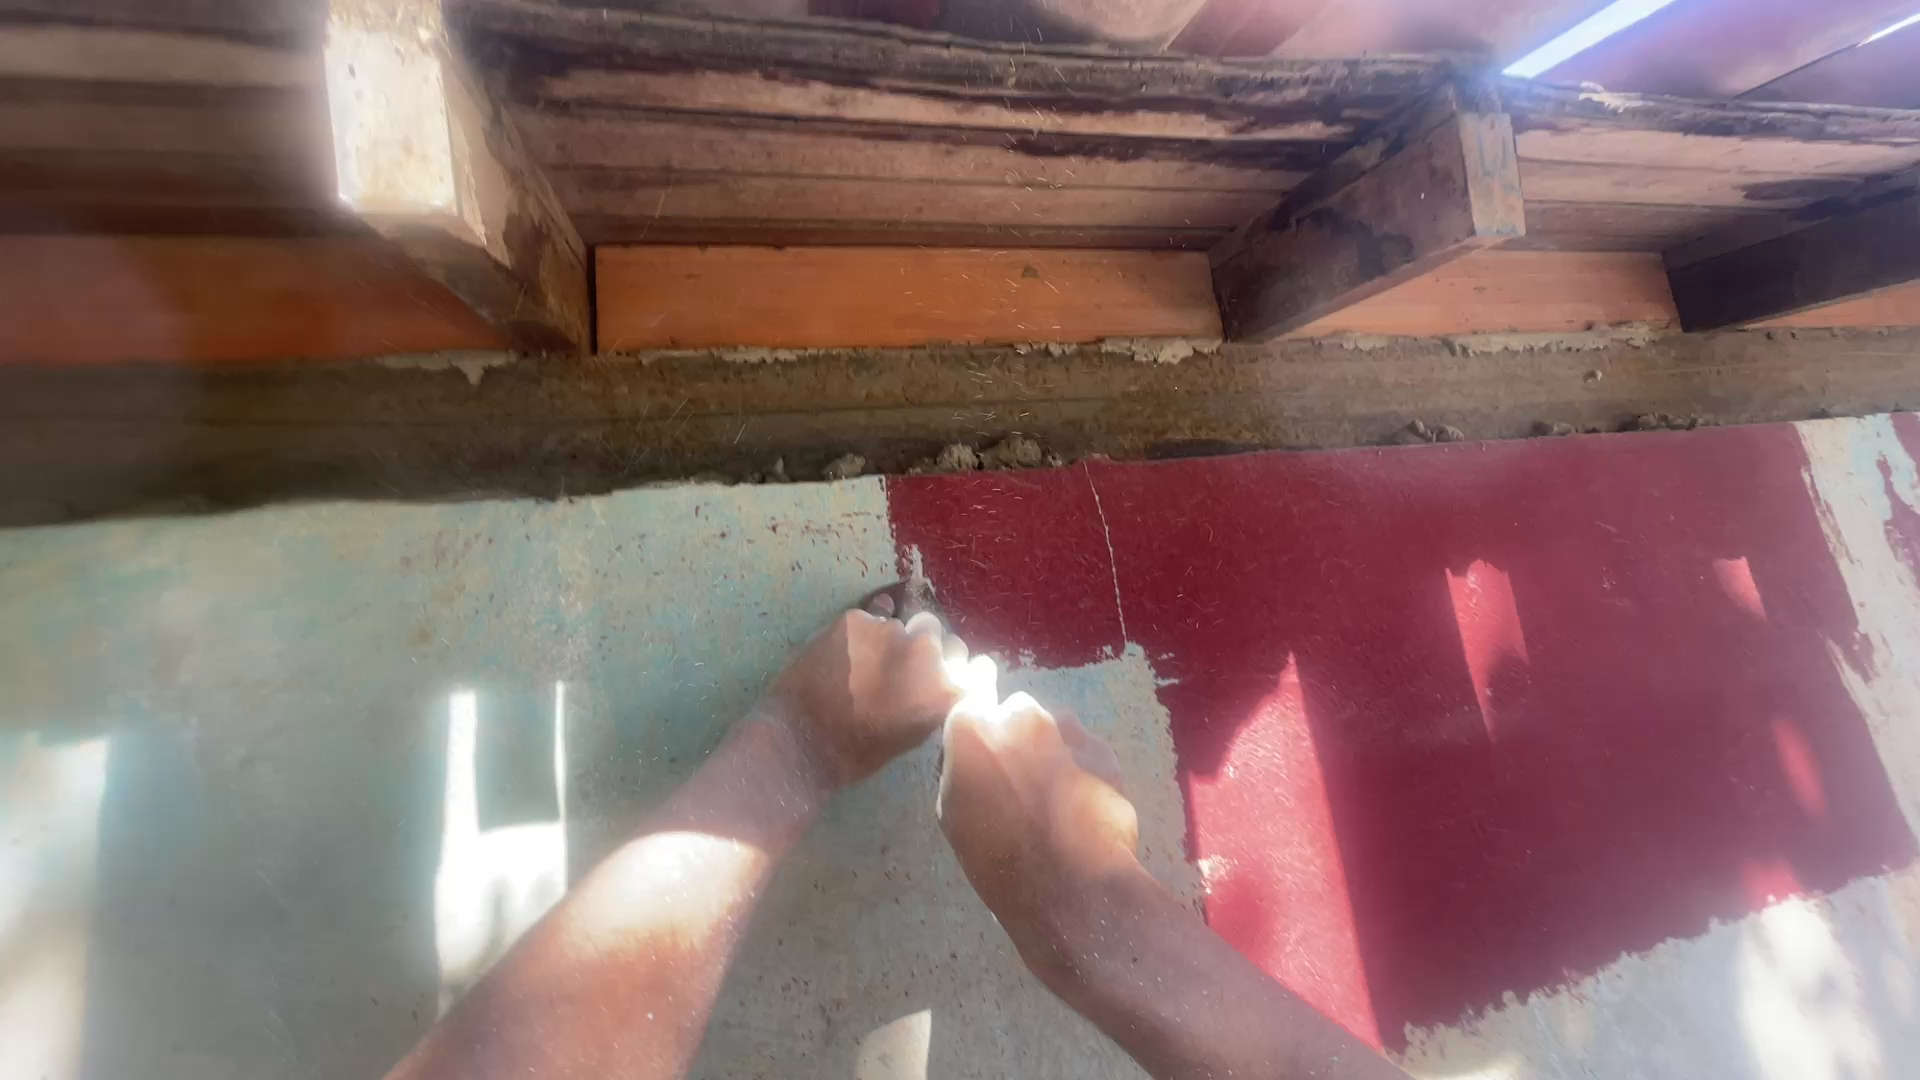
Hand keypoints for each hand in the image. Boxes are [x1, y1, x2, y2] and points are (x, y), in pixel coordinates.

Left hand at [757, 586, 967, 793]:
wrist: (803, 740)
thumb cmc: (860, 750)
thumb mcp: (915, 732)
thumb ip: (936, 699)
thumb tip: (941, 677)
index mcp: (948, 690)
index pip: (977, 664)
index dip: (959, 666)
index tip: (944, 672)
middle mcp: (928, 654)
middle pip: (939, 635)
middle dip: (923, 646)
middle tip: (898, 666)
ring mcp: (892, 631)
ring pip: (900, 624)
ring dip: (888, 639)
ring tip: (864, 661)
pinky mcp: (858, 618)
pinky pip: (868, 616)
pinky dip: (859, 632)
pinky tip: (842, 653)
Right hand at [937, 691, 1142, 976]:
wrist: (1071, 887)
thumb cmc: (998, 858)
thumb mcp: (952, 815)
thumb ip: (959, 769)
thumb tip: (969, 756)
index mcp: (972, 728)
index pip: (970, 710)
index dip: (978, 735)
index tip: (983, 760)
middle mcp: (1019, 714)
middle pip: (1015, 714)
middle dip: (1017, 738)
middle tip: (1020, 782)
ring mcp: (1066, 728)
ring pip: (1054, 729)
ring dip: (1052, 751)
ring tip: (1055, 799)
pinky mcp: (1101, 748)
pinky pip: (1085, 751)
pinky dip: (1083, 769)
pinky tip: (1081, 806)